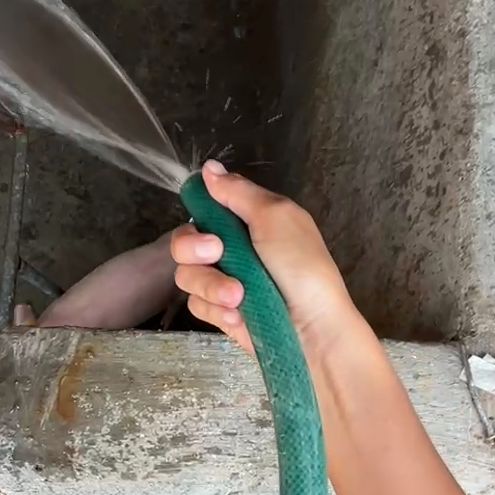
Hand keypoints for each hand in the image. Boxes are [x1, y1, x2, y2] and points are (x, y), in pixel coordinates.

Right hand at [170, 160, 364, 353]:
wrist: (312, 326)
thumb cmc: (302, 267)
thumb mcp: (275, 218)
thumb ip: (238, 193)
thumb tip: (208, 167)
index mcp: (245, 221)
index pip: (201, 212)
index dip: (198, 219)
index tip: (213, 228)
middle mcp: (229, 250)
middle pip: (182, 244)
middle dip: (195, 251)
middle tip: (219, 256)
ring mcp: (222, 283)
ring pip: (186, 277)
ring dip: (212, 286)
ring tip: (239, 298)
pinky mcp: (219, 313)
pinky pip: (197, 306)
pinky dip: (217, 311)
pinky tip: (240, 317)